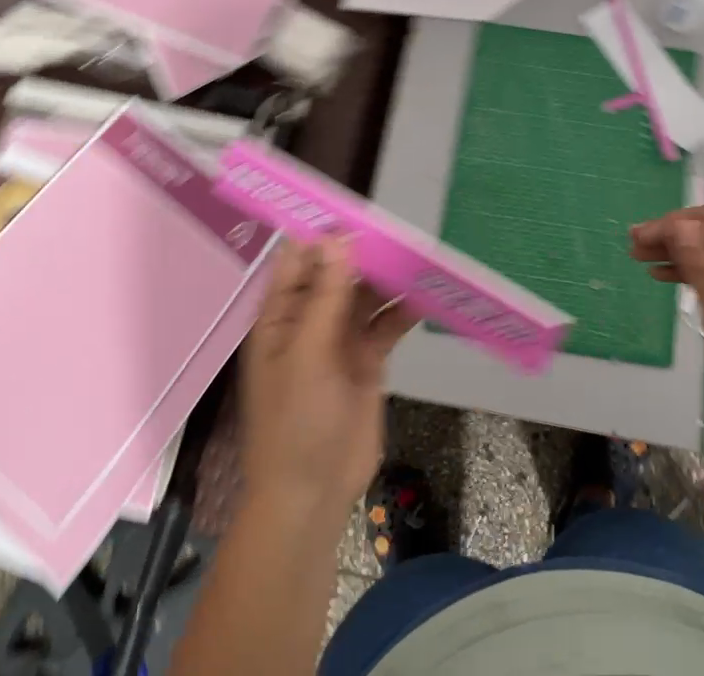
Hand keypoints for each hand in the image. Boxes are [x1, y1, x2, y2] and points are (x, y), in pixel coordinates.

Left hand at [241, 237, 420, 512]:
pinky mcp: (367, 361)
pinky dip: (403, 311)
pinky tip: (425, 297)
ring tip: (417, 257)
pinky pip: (385, 326)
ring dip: (387, 280)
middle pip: (336, 276)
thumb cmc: (296, 421)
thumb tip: (339, 241)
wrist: (313, 491)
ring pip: (364, 298)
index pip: (298, 263)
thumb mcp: (307, 355)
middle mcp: (308, 322)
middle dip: (363, 255)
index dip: (322, 236)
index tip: (356, 212)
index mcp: (279, 317)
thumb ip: (326, 298)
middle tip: (399, 232)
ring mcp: (338, 342)